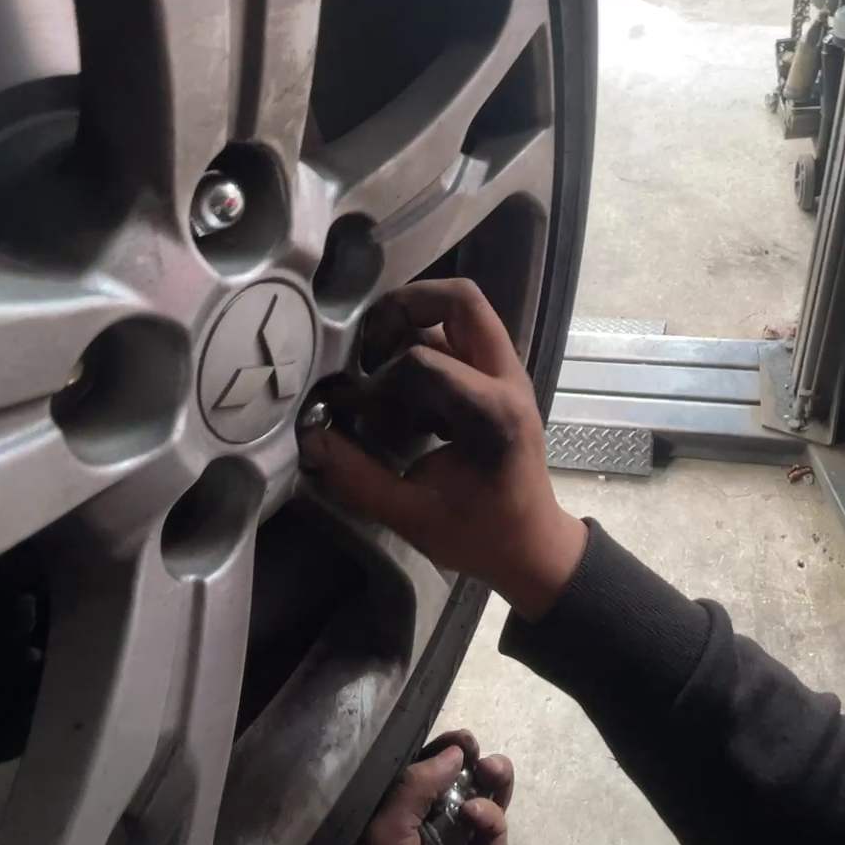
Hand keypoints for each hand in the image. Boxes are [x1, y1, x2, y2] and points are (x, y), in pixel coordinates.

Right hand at [301, 278, 586, 618]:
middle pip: (462, 298)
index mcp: (492, 412)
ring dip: (415, 325)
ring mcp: (508, 375)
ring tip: (381, 365)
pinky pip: (463, 337)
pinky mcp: (501, 380)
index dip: (378, 380)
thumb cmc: (480, 534)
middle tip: (370, 346)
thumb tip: (311, 441)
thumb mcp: (412, 515)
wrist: (533, 546)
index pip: (423, 360)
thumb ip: (358, 477)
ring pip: (463, 311)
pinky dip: (427, 344)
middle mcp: (507, 379)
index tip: (360, 411)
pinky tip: (403, 390)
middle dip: (405, 306)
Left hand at [344, 729, 513, 844]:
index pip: (429, 770)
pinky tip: (474, 824)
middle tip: (483, 758)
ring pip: (488, 808)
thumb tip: (456, 752)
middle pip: (466, 784)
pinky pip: (494, 843)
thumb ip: (417, 785)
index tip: (463, 740)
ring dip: (494, 789)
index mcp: (402, 812)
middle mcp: (432, 827)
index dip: (447, 750)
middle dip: (481, 764)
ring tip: (485, 782)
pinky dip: (491, 825)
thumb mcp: (385, 830)